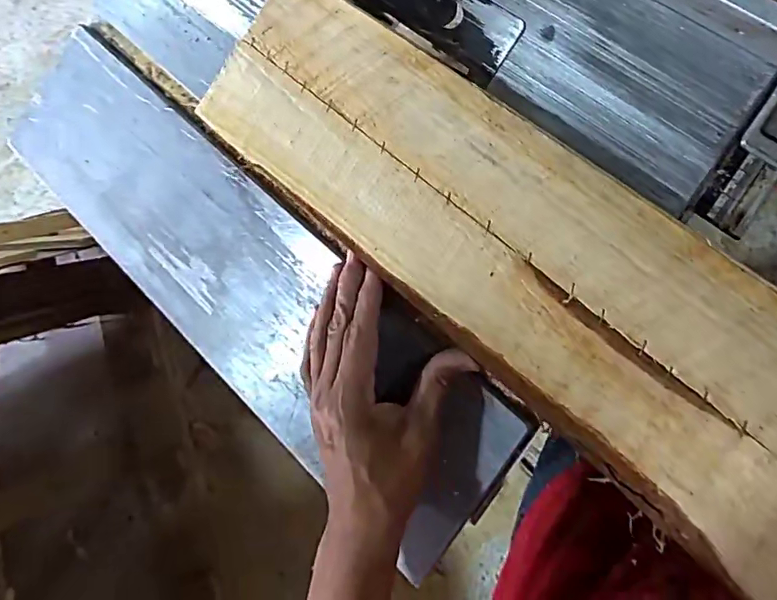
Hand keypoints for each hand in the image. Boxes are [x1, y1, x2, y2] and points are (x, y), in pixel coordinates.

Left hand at [304, 256, 476, 599]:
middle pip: (335, 329)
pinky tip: (320, 316)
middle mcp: (327, 391)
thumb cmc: (393, 479)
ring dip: (328, 303)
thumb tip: (465, 354)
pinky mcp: (316, 405)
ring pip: (318, 340)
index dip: (367, 297)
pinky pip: (311, 357)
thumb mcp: (420, 433)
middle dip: (346, 288)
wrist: (360, 523)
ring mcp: (317, 398)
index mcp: (350, 395)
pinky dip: (316, 330)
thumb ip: (435, 387)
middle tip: (351, 254)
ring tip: (336, 271)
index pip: (359, 333)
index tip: (371, 265)